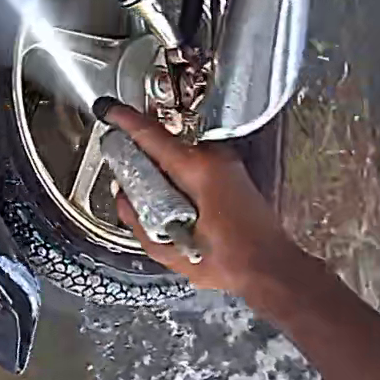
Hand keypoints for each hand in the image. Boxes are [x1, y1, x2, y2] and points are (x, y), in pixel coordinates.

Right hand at [104, 103, 312, 295]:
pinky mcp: (230, 172)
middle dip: (138, 152)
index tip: (107, 110)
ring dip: (157, 167)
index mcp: (196, 170)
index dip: (124, 120)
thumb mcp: (166, 249)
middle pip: (163, 142)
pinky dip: (174, 175)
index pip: (151, 134)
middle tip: (121, 171)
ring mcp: (224, 163)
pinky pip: (190, 163)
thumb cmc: (227, 261)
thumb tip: (122, 197)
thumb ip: (136, 219)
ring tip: (148, 196)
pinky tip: (171, 201)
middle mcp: (212, 158)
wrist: (272, 269)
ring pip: (176, 154)